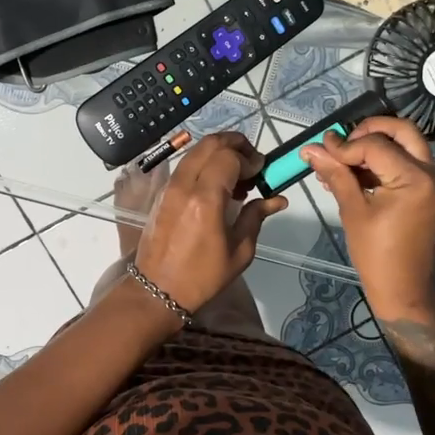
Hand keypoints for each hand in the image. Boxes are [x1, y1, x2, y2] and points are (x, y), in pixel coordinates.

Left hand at [132, 132, 287, 313]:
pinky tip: (217, 187)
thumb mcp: (239, 251)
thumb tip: (277, 199)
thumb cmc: (202, 276)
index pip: (229, 157)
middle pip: (209, 143)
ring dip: (218, 154)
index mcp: (206, 199)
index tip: (261, 172)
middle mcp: (184, 185)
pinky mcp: (161, 194)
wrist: (157, 291)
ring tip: (236, 177)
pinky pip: (185, 166)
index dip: (249, 158)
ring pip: (195, 151)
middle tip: (251, 162)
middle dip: (235, 144)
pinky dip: (204, 165)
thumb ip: (256, 217)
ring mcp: (169, 188)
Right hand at [302, 116, 434, 316]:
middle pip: (402, 131)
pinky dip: (382, 163)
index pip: (375, 145)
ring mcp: (434, 182)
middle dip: (369, 131)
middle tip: (342, 143)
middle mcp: (431, 173)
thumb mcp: (353, 211)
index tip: (319, 149)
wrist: (404, 290)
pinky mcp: (429, 192)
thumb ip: (336, 174)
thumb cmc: (376, 255)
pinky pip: (406, 164)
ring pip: (405, 145)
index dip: (344, 145)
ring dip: (374, 147)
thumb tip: (312, 148)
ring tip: (339, 163)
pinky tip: (352, 175)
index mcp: (415, 179)